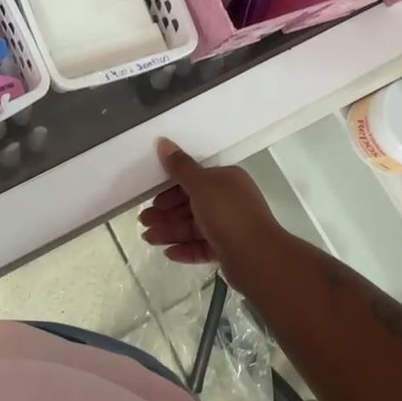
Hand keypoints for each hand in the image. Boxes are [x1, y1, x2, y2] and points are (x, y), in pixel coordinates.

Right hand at [140, 138, 296, 296]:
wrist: (257, 258)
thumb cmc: (228, 214)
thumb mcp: (200, 185)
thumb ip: (180, 166)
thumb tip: (162, 141)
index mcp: (226, 180)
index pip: (194, 181)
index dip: (171, 190)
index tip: (153, 200)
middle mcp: (230, 201)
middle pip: (191, 205)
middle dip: (166, 213)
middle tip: (143, 221)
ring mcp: (230, 227)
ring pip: (194, 227)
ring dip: (170, 231)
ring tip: (148, 239)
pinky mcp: (229, 250)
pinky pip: (202, 246)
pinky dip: (185, 248)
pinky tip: (168, 253)